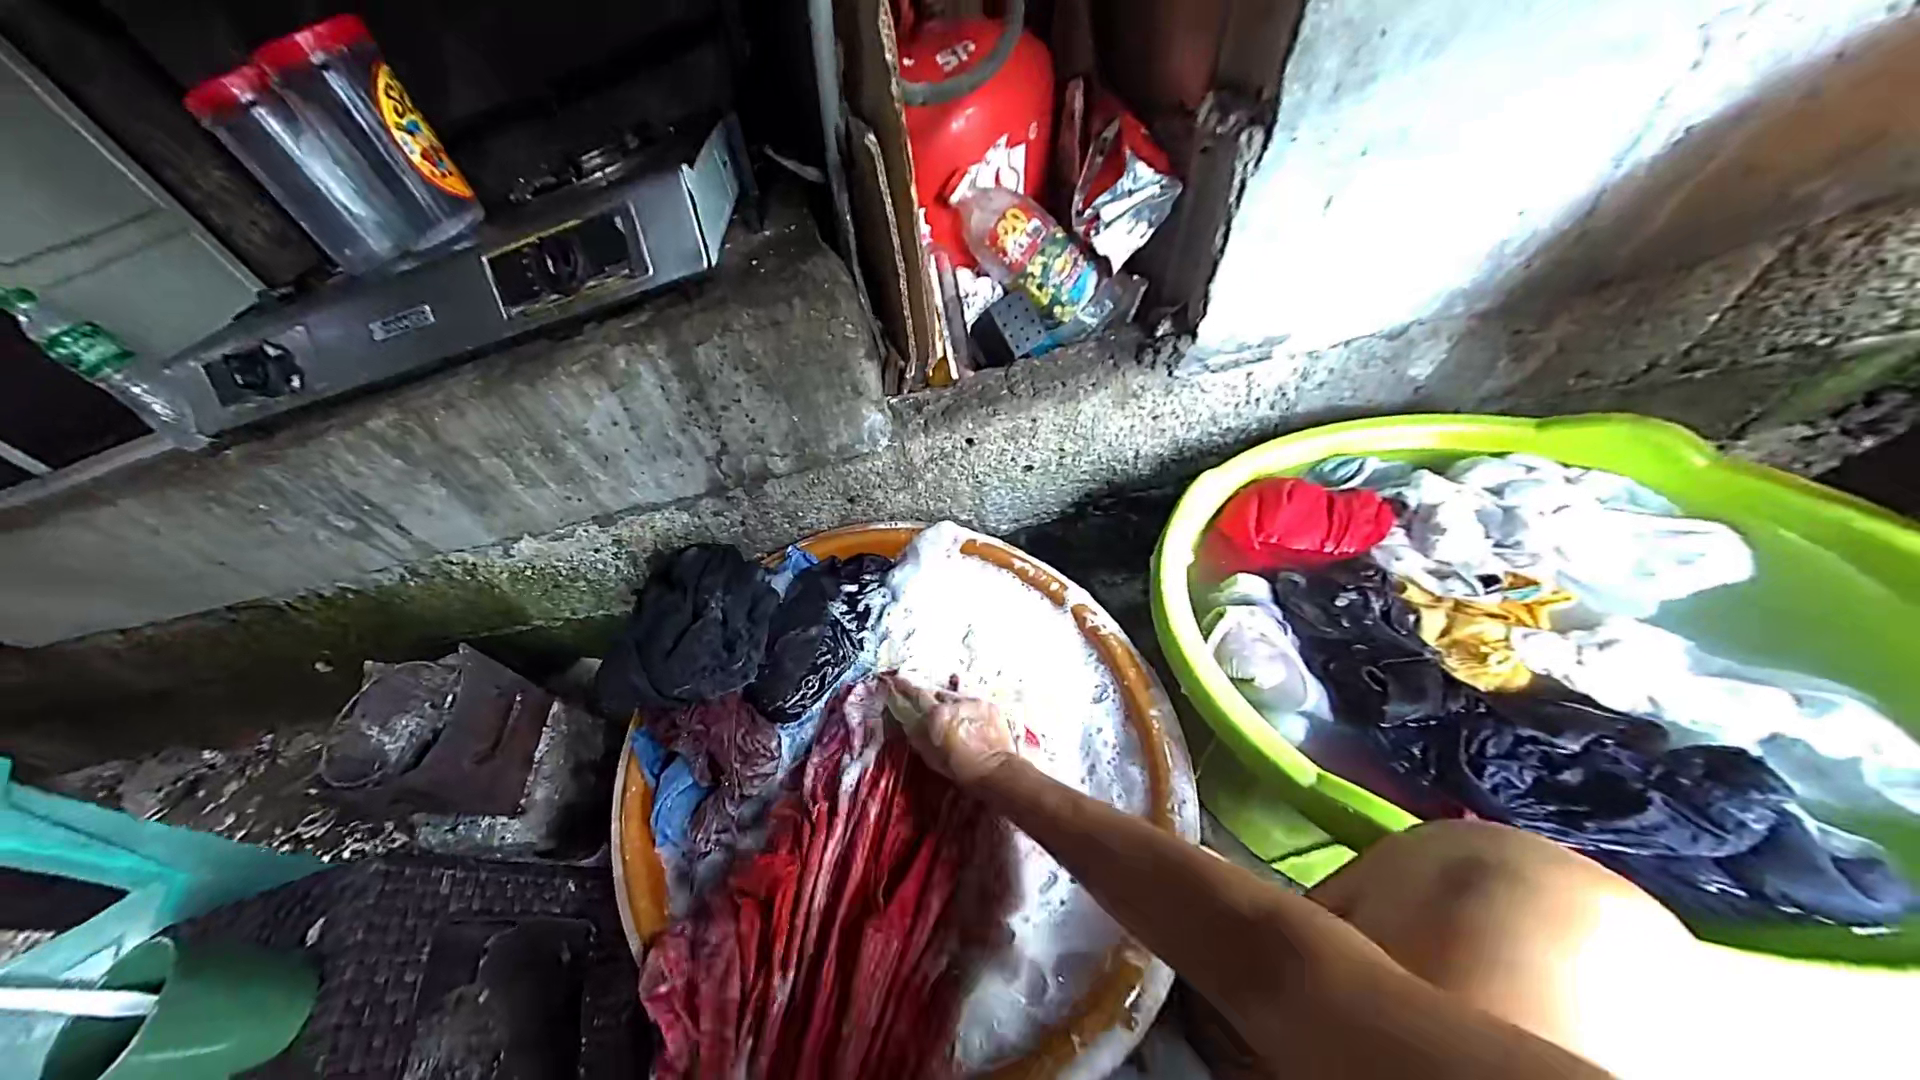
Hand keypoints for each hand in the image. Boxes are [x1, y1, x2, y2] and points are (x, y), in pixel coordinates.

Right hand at [882, 675, 1016, 785]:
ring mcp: (973, 701)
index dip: (903, 688)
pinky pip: (972, 703)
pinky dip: (968, 711)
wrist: (995, 771)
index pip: (915, 694)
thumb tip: (907, 719)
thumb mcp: (930, 755)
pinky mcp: (988, 704)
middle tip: (930, 711)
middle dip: (930, 700)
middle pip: (935, 693)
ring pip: (954, 698)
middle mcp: (954, 702)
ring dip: (950, 706)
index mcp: (936, 714)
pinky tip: (971, 725)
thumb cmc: (959, 769)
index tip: (895, 681)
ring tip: (955, 723)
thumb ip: (916, 734)